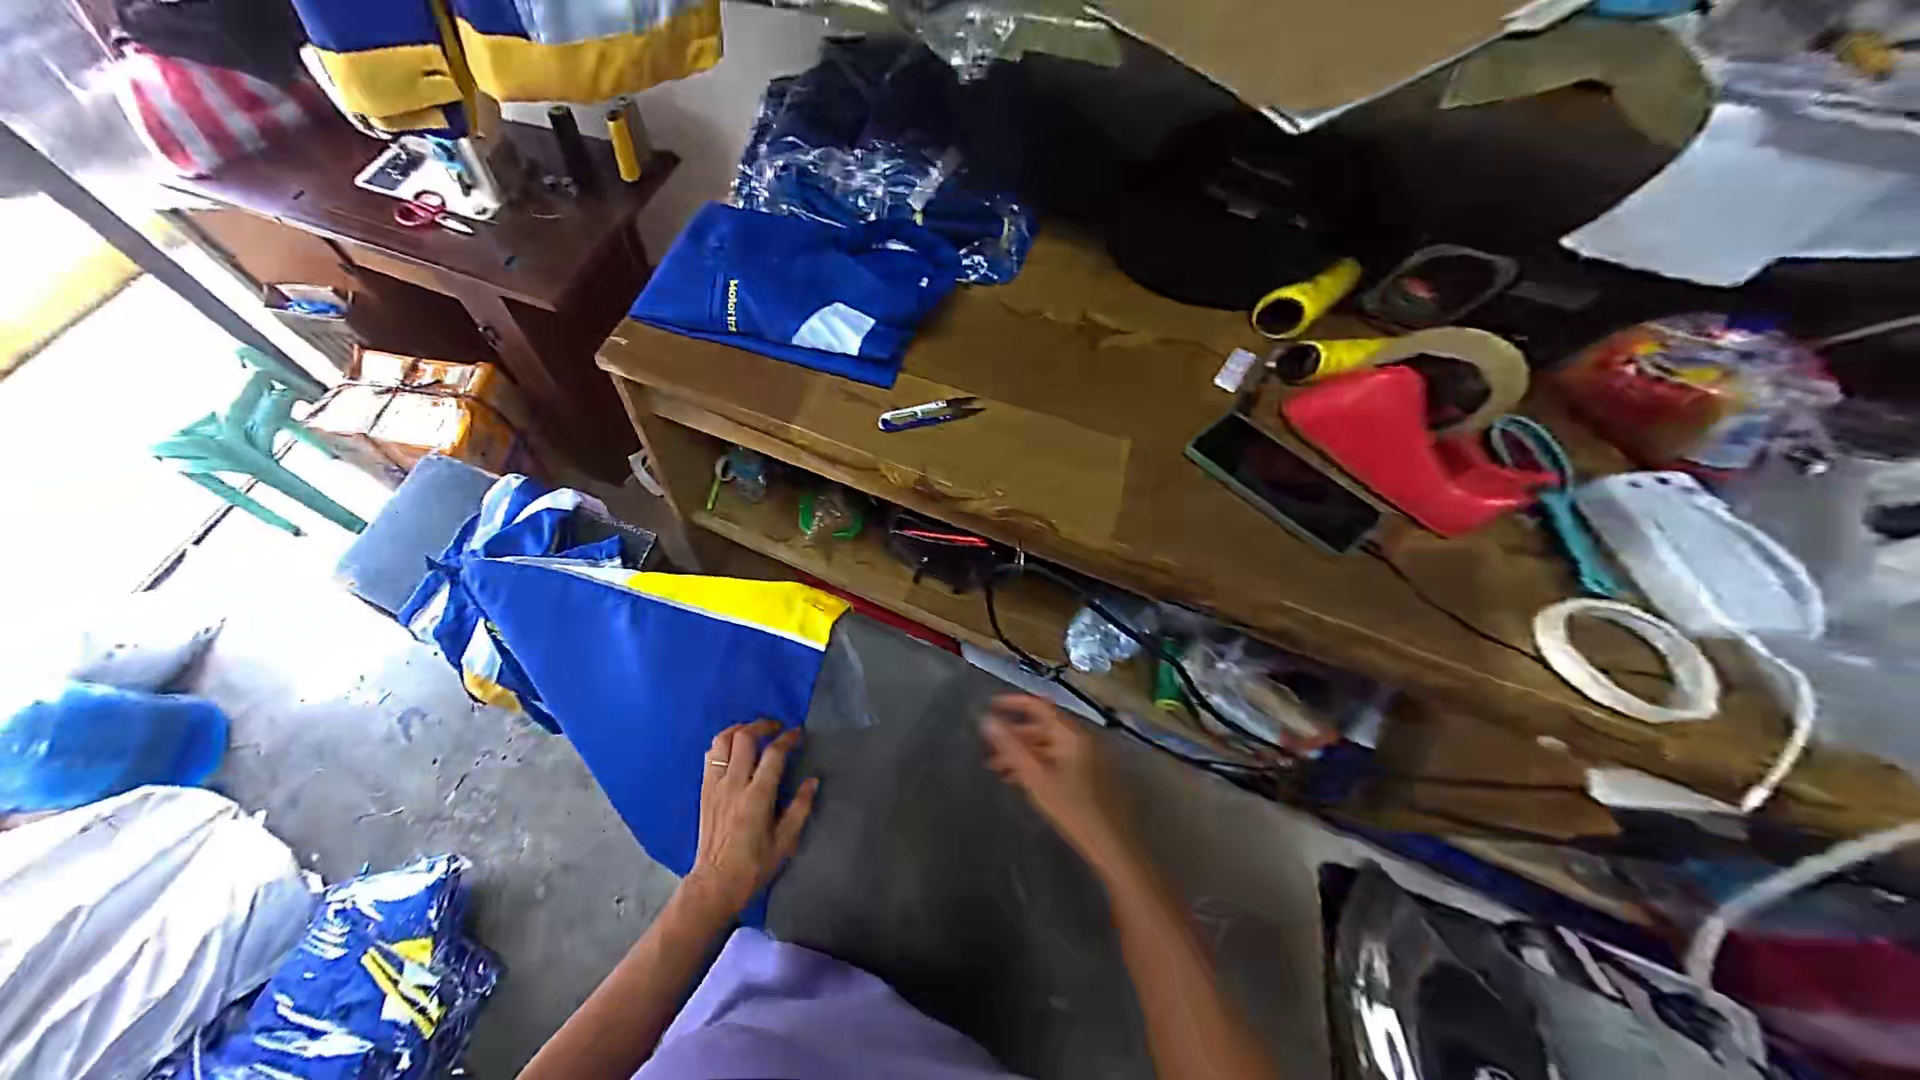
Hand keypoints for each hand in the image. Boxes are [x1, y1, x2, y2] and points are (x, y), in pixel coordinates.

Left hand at [683, 719, 818, 916]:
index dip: (788, 738)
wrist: (714, 884)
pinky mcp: (704, 791)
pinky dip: (723, 744)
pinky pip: (711, 757)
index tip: (798, 734)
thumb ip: (801, 807)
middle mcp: (734, 785)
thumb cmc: (754, 865)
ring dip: (739, 729)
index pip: (774, 753)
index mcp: (757, 796)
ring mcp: (715, 786)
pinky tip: (734, 749)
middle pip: (744, 738)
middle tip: (776, 727)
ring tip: (753, 731)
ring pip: (722, 742)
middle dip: (762, 725)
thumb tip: (813, 781)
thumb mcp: (786, 841)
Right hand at [981, 695, 1135, 872]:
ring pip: (1048, 745)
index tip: (992, 705)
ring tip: (999, 770)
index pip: (1040, 706)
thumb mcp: (1036, 777)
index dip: (1014, 703)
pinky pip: (1058, 758)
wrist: (1112, 843)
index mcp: (1071, 734)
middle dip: (1014, 736)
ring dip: (1023, 753)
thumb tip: (988, 720)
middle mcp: (1081, 739)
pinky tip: (1021, 780)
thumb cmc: (1072, 808)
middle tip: (990, 749)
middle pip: (1042, 727)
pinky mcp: (1089, 773)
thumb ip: (1011, 747)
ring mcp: (1087, 756)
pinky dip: (1038, 764)